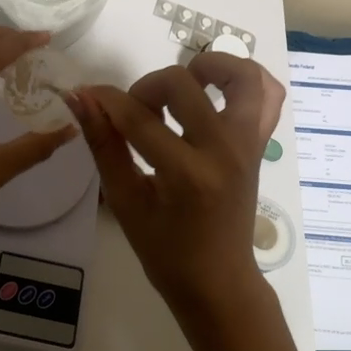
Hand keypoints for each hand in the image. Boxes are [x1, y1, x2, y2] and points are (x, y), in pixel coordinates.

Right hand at [66, 52, 285, 313]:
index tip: (87, 96)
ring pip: (242, 77)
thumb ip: (103, 143)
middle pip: (182, 84)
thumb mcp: (125, 201)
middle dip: (146, 88)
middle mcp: (224, 151)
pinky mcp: (259, 144)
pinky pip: (270, 95)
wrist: (219, 283)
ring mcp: (248, 145)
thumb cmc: (166, 251)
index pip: (139, 116)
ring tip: (183, 83)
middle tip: (135, 113)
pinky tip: (215, 88)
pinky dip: (245, 79)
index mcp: (187, 174)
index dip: (106, 100)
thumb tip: (80, 97)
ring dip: (209, 66)